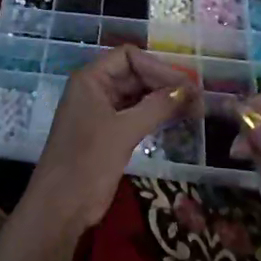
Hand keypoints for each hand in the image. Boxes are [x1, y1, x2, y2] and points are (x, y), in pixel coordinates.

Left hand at [25, 46, 193, 235]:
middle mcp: (93, 89)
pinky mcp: (106, 133)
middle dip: (164, 83)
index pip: (128, 56)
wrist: (61, 204)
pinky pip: (133, 114)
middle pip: (134, 74)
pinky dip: (154, 115)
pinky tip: (176, 120)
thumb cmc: (88, 161)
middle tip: (198, 99)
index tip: (186, 86)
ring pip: (136, 95)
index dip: (158, 67)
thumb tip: (189, 91)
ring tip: (194, 110)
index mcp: (89, 79)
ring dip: (162, 100)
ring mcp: (99, 111)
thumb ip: (157, 107)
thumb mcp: (124, 131)